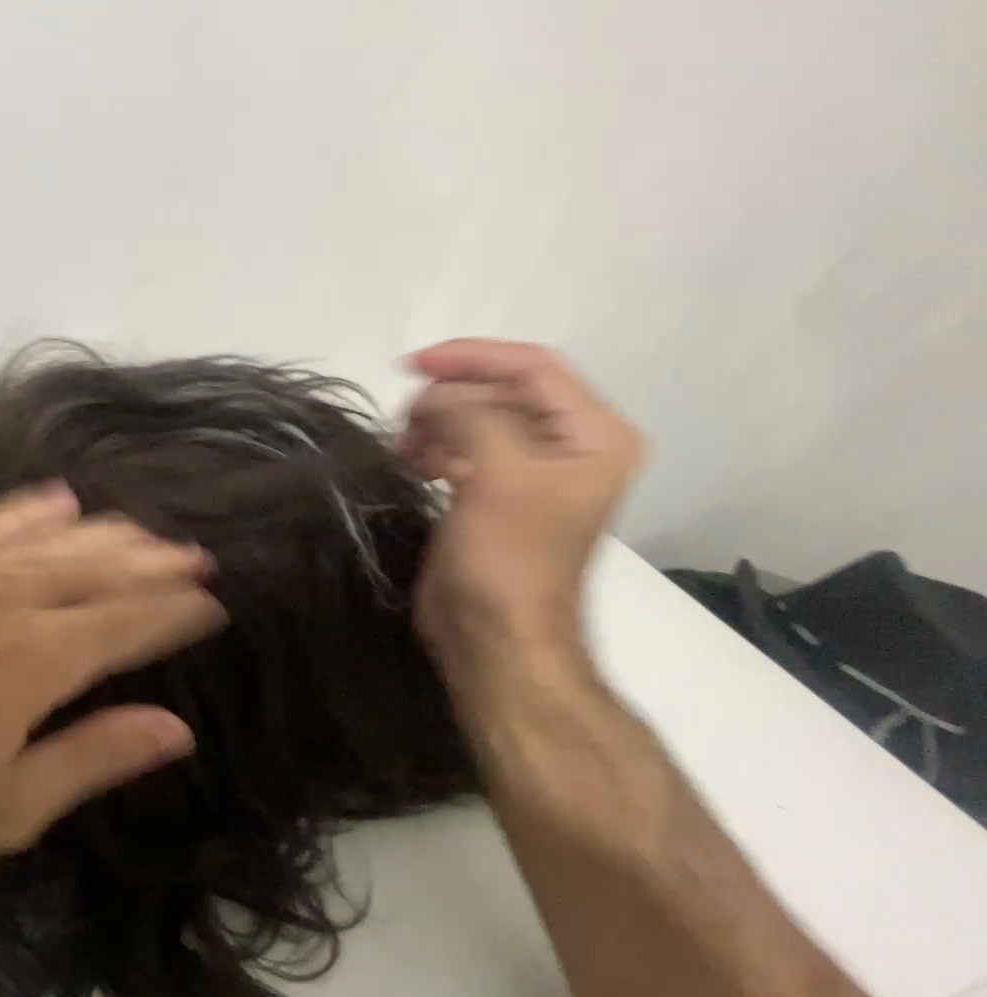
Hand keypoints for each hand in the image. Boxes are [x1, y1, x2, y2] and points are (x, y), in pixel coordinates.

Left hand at [0, 483, 228, 886]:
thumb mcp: (7, 806)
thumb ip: (95, 756)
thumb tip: (177, 729)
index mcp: (37, 656)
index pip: (131, 620)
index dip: (180, 612)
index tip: (214, 606)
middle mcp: (3, 596)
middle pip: (99, 567)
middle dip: (155, 562)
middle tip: (195, 559)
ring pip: (50, 538)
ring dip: (106, 534)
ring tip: (146, 532)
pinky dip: (28, 511)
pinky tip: (56, 501)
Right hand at [396, 339, 643, 666]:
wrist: (494, 637)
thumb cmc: (507, 559)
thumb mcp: (498, 476)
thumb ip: (470, 416)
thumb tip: (433, 396)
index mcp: (594, 435)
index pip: (533, 367)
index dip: (472, 358)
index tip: (411, 366)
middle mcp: (570, 446)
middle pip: (503, 391)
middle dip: (449, 396)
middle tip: (403, 418)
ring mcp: (531, 472)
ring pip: (478, 419)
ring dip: (436, 422)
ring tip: (402, 445)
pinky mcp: (495, 495)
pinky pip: (464, 449)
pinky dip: (435, 447)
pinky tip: (410, 461)